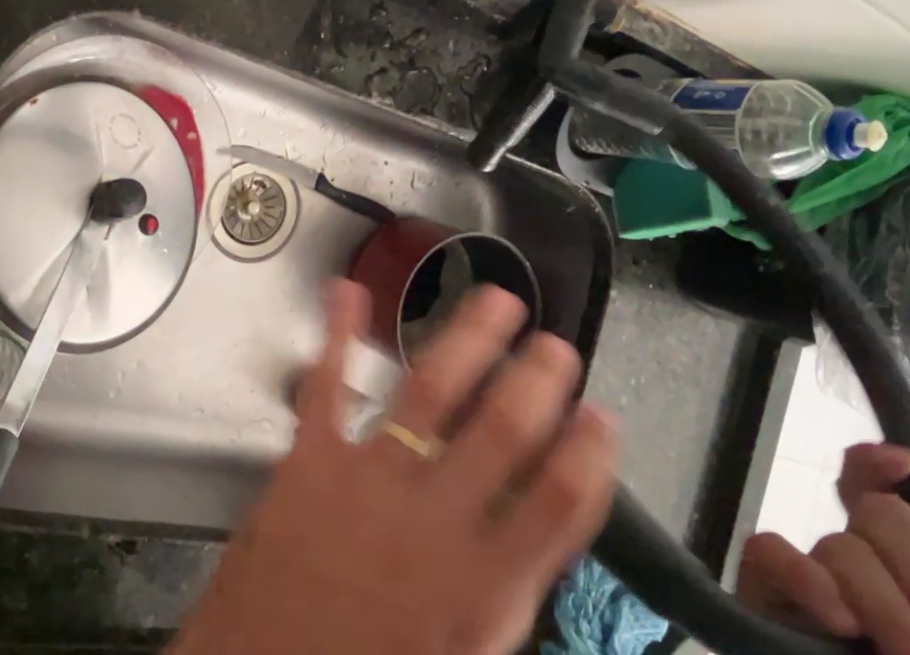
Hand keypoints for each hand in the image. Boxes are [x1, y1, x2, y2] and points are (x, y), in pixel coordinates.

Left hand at [169, 281, 617, 654]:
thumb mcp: (460, 653)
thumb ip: (498, 598)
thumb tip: (526, 542)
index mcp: (481, 586)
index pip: (558, 503)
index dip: (589, 454)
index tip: (601, 416)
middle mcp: (434, 522)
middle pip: (504, 430)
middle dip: (537, 378)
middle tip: (555, 344)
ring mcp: (368, 482)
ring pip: (431, 392)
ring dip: (468, 338)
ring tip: (495, 300)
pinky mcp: (308, 463)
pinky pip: (327, 387)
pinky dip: (337, 335)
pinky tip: (347, 290)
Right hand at [739, 443, 909, 654]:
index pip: (883, 495)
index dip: (881, 468)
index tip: (904, 465)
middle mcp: (857, 567)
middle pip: (878, 516)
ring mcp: (806, 583)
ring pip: (840, 543)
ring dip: (888, 604)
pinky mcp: (759, 599)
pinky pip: (769, 552)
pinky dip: (807, 579)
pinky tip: (836, 620)